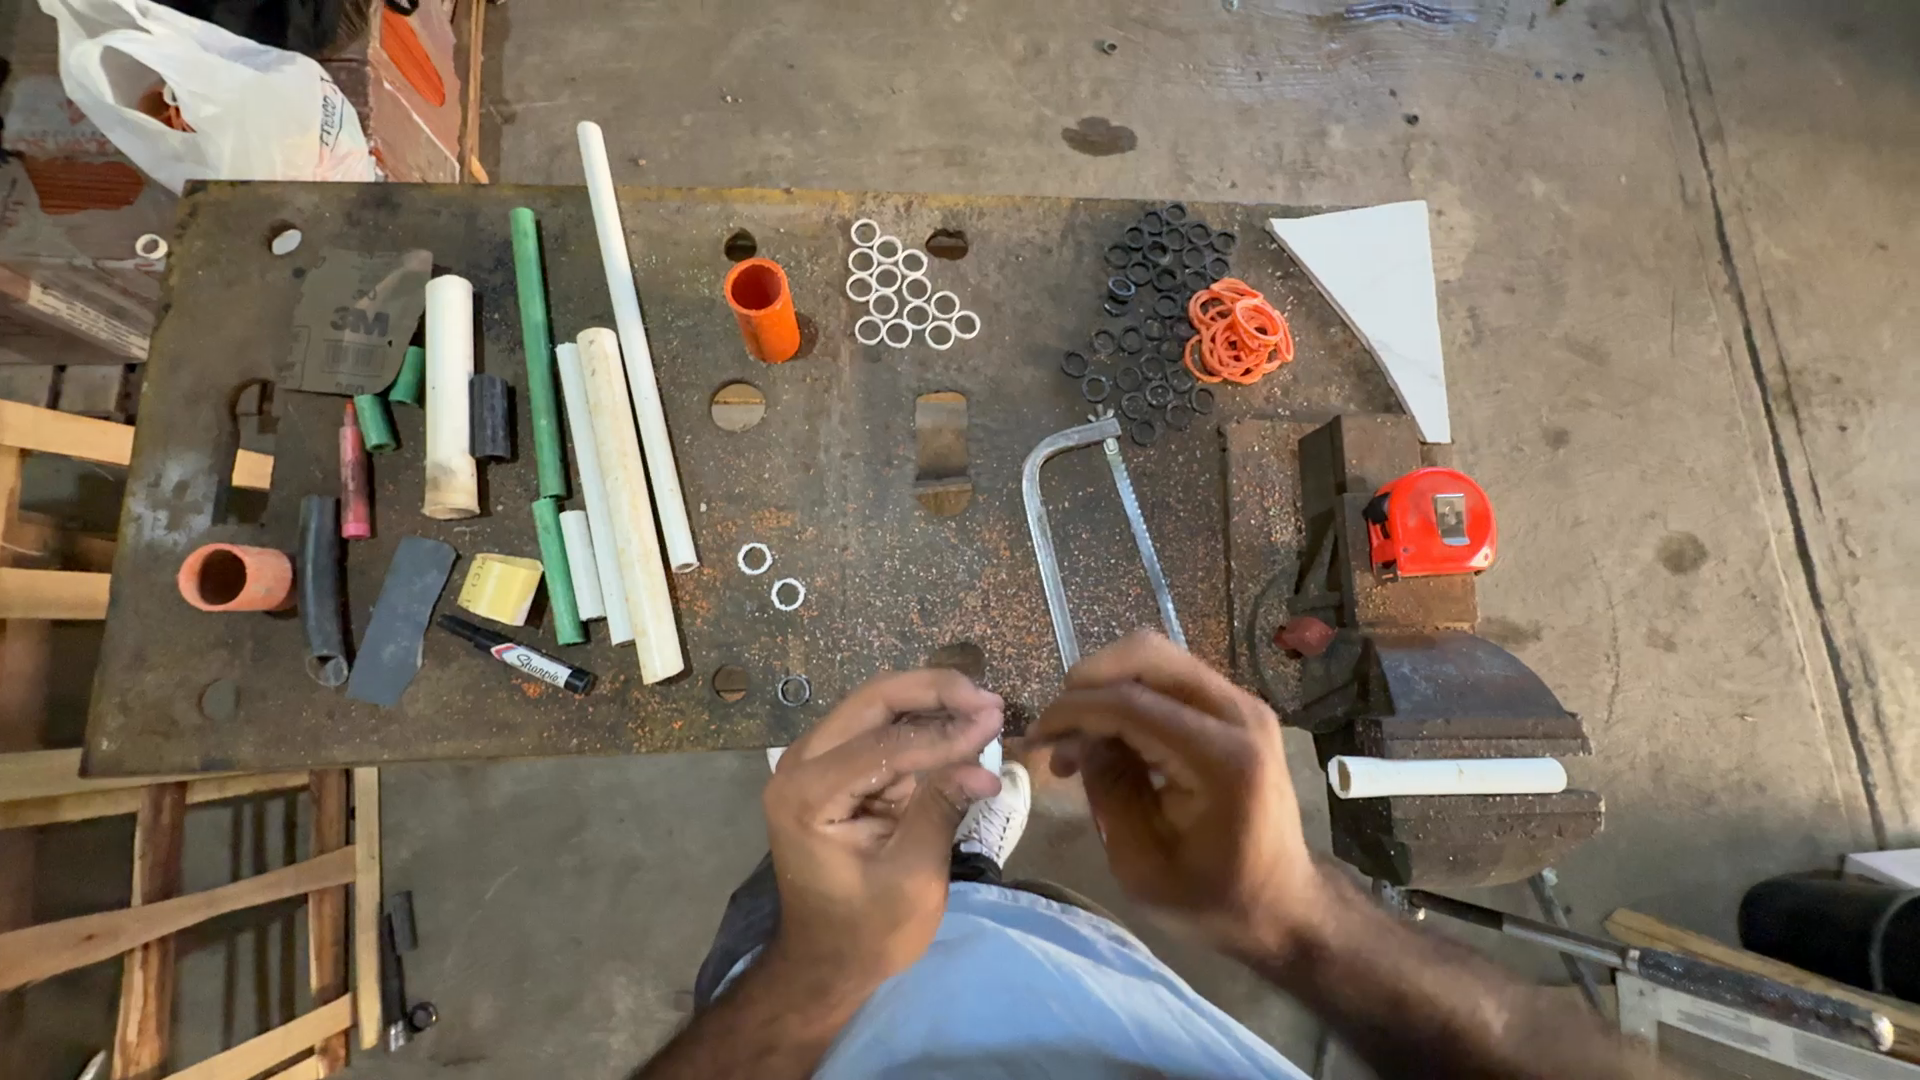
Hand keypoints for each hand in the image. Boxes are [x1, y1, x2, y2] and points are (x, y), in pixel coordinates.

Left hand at [762, 670, 1003, 990]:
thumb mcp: (911, 877)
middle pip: (874, 700)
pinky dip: (923, 720)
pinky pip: (882, 725)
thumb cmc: (865, 931)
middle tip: (989, 700)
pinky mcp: (835, 763)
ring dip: (932, 700)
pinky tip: (962, 722)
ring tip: (984, 706)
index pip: (883, 743)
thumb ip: (940, 809)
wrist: (826, 961)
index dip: (943, 732)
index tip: (995, 723)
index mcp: (807, 794)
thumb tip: (985, 765)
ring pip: (878, 703)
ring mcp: (815, 759)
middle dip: (935, 692)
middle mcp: (802, 762)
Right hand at [1033, 630, 1327, 959]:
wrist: (1286, 904)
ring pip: (1156, 654)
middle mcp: (1239, 714)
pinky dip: (1127, 689)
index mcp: (1223, 760)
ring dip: (1106, 682)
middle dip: (1088, 679)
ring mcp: (1242, 702)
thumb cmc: (1214, 899)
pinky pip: (1168, 673)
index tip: (1036, 737)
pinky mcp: (1235, 704)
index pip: (1131, 703)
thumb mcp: (1141, 864)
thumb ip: (1107, 790)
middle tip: (1058, 726)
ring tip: (1081, 735)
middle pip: (1147, 653)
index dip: (1073, 711)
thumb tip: (1077, 737)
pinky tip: (1110, 733)